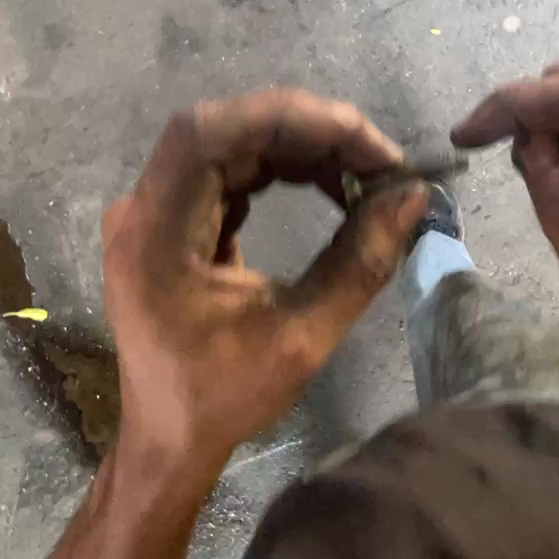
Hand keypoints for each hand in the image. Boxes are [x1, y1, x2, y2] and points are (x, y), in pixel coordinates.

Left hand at [102, 90, 426, 473]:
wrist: (169, 439)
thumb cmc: (224, 399)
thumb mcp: (303, 338)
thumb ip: (361, 262)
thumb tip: (414, 196)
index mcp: (155, 233)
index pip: (209, 134)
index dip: (288, 119)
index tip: (362, 140)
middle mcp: (144, 206)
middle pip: (227, 131)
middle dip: (309, 133)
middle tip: (378, 159)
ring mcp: (156, 208)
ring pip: (234, 145)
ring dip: (303, 149)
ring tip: (365, 172)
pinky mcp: (174, 217)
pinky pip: (232, 170)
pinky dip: (285, 170)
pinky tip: (329, 184)